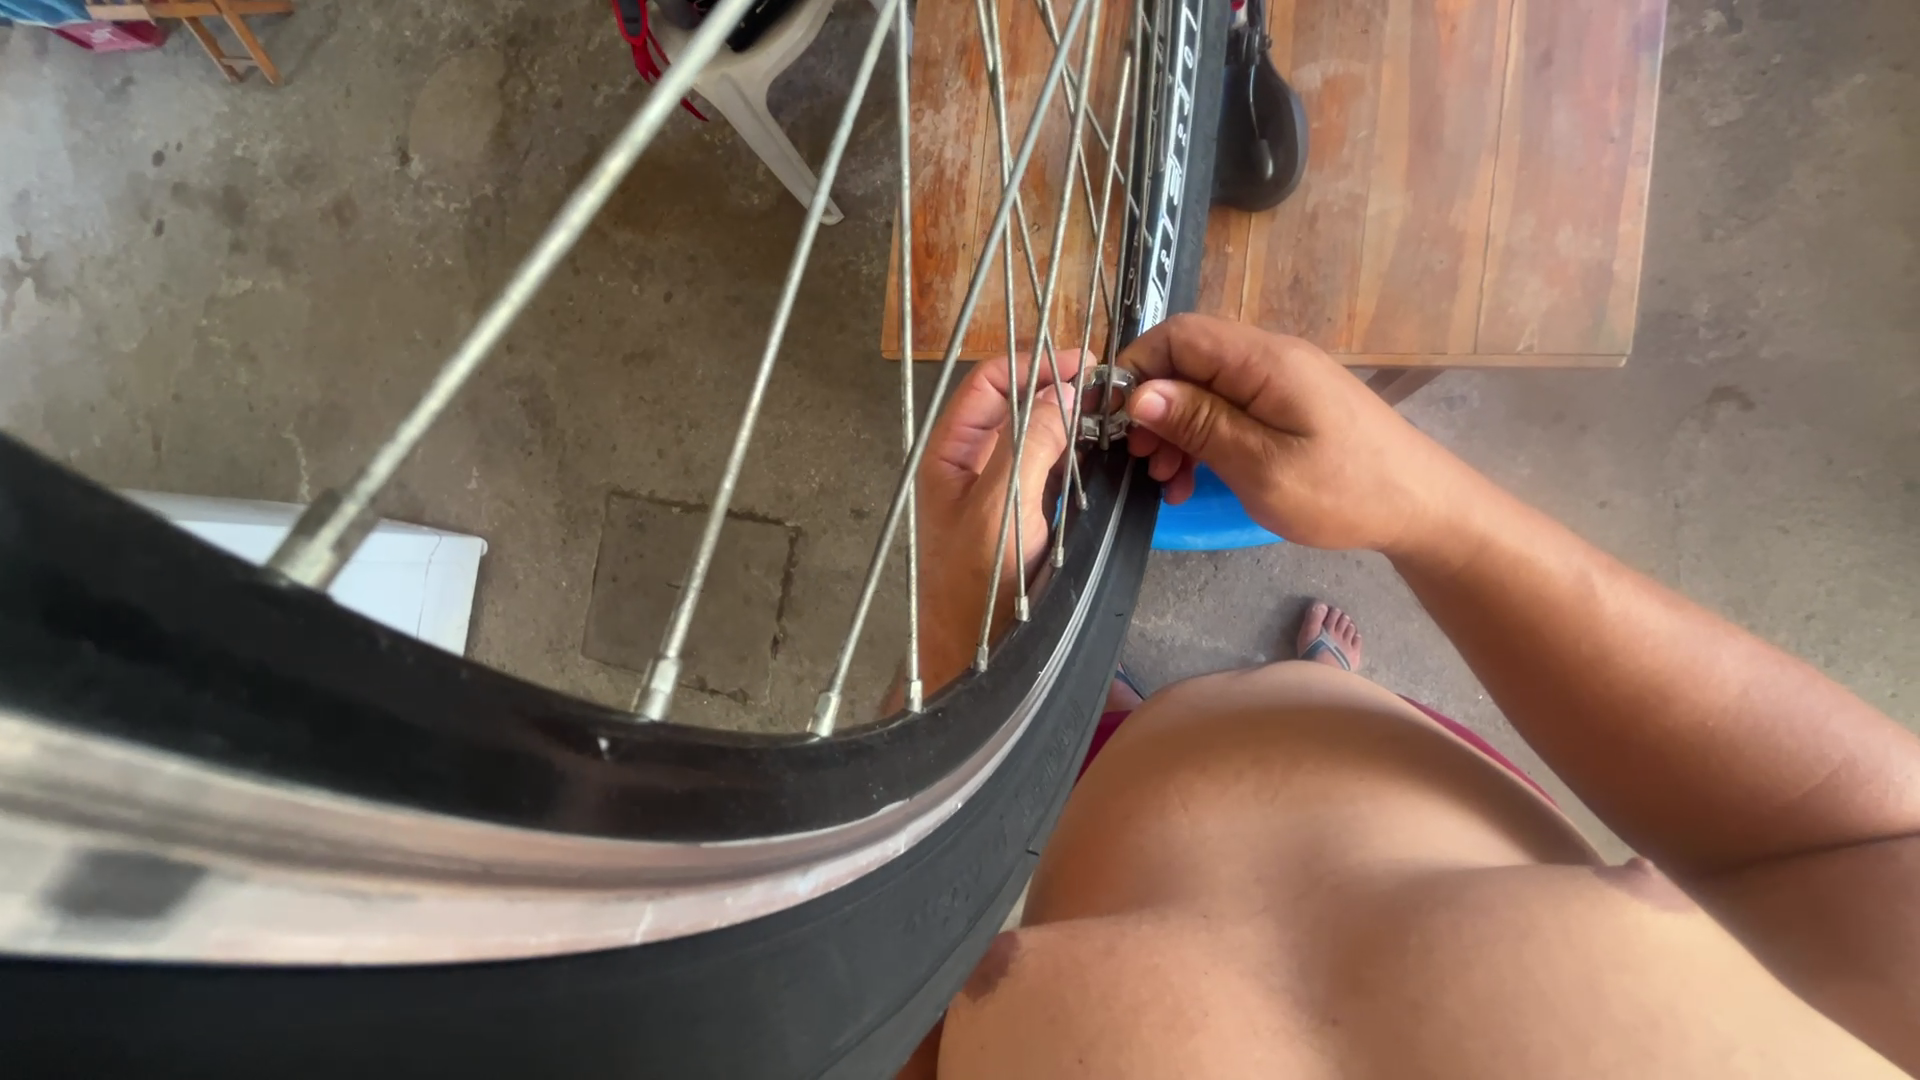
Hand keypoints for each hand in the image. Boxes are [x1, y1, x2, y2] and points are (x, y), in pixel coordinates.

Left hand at [913, 350, 1081, 688]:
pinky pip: (1051, 470)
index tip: (1082, 363)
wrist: (977, 654)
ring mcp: (999, 490)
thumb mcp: (1001, 507)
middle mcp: (972, 464)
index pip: (988, 383)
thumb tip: (1062, 391)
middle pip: (1015, 405)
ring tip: (1111, 416)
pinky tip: (1103, 452)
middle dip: (1058, 389)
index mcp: (949, 454)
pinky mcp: (1023, 515)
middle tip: (1106, 390)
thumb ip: (1029, 443)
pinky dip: (1076, 455)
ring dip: (1072, 422)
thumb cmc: (978, 584)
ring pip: (1036, 436)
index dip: (1032, 364)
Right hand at [1117, 314, 1477, 556]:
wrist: (1422, 509)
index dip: (1136, 368)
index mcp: (1263, 361)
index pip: (1178, 335)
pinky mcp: (1285, 406)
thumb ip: (1200, 423)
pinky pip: (1226, 410)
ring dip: (1174, 430)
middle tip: (1141, 460)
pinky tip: (1192, 478)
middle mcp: (1268, 359)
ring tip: (1166, 479)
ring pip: (1201, 389)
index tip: (1112, 419)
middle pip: (1186, 362)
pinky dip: (1200, 440)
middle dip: (1152, 408)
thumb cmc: (1343, 492)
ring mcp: (1278, 382)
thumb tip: (1139, 393)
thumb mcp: (1260, 465)